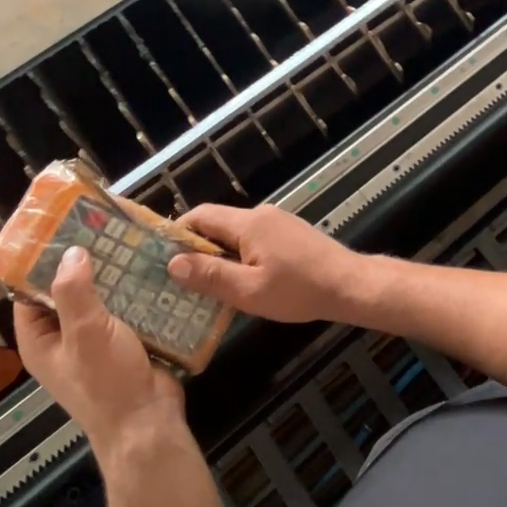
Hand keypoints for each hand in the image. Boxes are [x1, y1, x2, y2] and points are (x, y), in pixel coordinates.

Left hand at [13, 246, 185, 453]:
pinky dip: (136, 287)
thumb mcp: (85, 333)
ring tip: (131, 237)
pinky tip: (151, 265)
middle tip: (103, 225)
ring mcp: (96, 340)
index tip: (60, 228)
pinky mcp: (126, 340)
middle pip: (68, 290)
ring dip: (115, 272)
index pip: (29, 293)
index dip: (40, 262)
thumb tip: (71, 251)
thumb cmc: (107, 382)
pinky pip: (126, 306)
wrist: (148, 421)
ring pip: (101, 296)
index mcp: (41, 340)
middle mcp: (64, 338)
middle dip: (85, 261)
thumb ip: (73, 292)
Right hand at [169, 204, 370, 322]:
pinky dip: (238, 256)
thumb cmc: (299, 290)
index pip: (201, 216)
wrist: (349, 285)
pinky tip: (235, 282)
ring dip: (217, 255)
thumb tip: (173, 262)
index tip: (157, 255)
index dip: (176, 233)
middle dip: (194, 247)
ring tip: (199, 284)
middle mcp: (262, 215)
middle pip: (218, 224)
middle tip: (173, 276)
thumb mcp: (249, 291)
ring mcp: (278, 223)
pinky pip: (253, 241)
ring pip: (236, 234)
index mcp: (249, 223)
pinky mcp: (290, 235)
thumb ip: (211, 275)